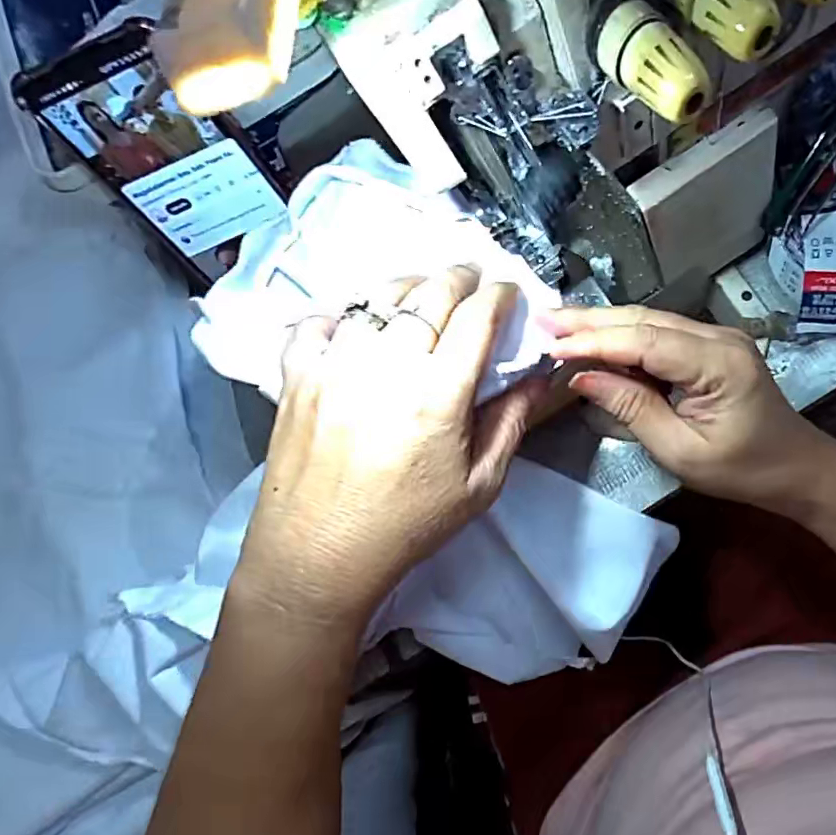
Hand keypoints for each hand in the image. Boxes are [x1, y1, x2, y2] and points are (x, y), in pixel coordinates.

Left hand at [235, 266, 545, 631]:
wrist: (319, 556)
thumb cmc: (409, 524)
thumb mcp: (480, 484)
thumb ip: (512, 422)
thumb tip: (538, 376)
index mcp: (438, 394)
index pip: (477, 318)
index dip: (500, 295)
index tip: (509, 292)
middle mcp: (386, 366)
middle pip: (429, 294)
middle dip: (459, 277)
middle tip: (473, 279)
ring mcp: (335, 365)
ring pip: (376, 298)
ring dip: (408, 287)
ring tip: (422, 293)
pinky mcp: (297, 376)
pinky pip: (319, 322)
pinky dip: (344, 312)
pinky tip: (359, 324)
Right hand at [545, 306, 835, 517]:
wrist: (796, 467)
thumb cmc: (743, 469)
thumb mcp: (681, 450)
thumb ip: (632, 408)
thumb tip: (583, 377)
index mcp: (718, 362)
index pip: (644, 340)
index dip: (595, 341)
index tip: (552, 346)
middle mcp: (718, 337)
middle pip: (646, 319)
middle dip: (592, 320)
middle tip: (544, 320)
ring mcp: (718, 337)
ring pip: (651, 321)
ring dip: (605, 325)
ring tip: (559, 326)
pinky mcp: (713, 346)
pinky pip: (662, 335)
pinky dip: (626, 338)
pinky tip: (598, 339)